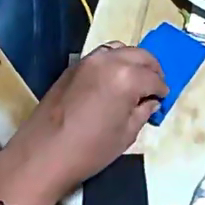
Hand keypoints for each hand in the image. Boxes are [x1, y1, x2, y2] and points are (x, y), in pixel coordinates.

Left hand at [0, 44, 166, 204]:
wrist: (42, 154)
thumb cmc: (90, 150)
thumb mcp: (126, 134)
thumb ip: (142, 111)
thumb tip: (150, 101)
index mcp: (127, 77)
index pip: (154, 78)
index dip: (162, 91)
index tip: (161, 101)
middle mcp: (109, 61)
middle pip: (141, 56)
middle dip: (151, 71)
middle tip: (153, 89)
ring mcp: (88, 60)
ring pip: (120, 50)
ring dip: (132, 62)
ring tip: (134, 83)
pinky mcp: (73, 67)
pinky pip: (101, 56)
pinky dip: (113, 63)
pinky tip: (113, 82)